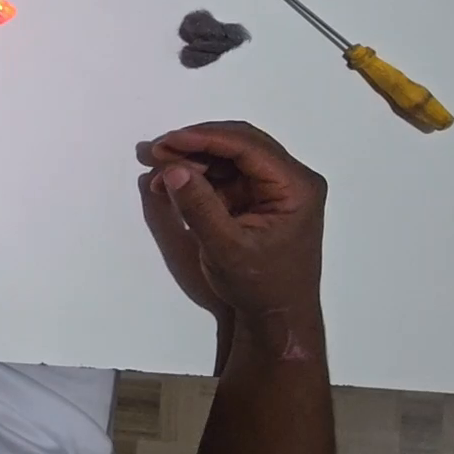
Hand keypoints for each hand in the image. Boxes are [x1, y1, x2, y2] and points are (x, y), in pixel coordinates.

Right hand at [136, 121, 325, 317]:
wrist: (275, 315)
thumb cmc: (259, 285)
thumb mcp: (225, 248)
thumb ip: (199, 207)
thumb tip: (173, 169)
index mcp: (296, 186)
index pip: (248, 147)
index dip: (205, 138)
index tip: (168, 142)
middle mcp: (290, 179)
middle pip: (240, 144)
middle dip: (196, 145)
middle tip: (158, 152)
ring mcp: (273, 188)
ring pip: (229, 157)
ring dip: (193, 161)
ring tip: (159, 175)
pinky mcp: (256, 198)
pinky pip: (224, 175)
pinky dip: (197, 177)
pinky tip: (172, 187)